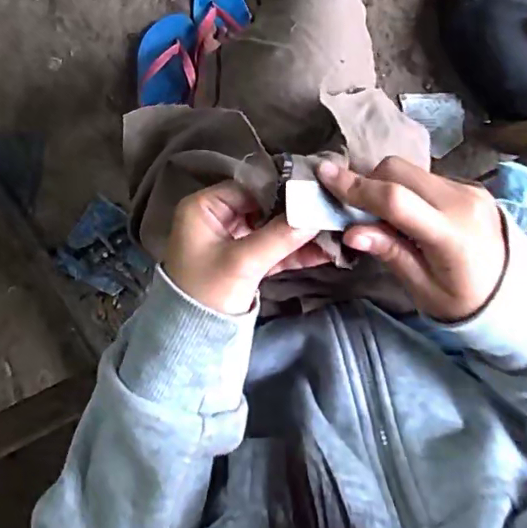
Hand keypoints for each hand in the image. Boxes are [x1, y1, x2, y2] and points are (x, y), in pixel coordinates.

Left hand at [163, 182, 323, 314]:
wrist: (192, 340)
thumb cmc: (207, 292)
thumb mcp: (242, 262)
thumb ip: (278, 237)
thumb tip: (315, 215)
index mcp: (205, 207)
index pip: (250, 187)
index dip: (282, 189)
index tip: (314, 192)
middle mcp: (217, 216)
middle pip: (263, 206)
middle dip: (295, 213)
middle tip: (329, 209)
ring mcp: (230, 239)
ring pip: (270, 228)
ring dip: (298, 233)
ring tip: (334, 230)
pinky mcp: (242, 260)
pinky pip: (270, 248)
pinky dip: (293, 251)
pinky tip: (323, 251)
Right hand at [317, 157, 506, 321]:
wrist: (519, 295)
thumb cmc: (465, 301)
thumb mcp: (424, 289)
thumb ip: (390, 252)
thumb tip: (351, 231)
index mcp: (450, 234)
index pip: (395, 200)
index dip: (357, 187)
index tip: (324, 175)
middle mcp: (461, 201)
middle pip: (399, 171)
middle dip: (369, 182)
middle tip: (358, 210)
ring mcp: (469, 189)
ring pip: (411, 170)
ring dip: (388, 185)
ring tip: (387, 217)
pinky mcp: (471, 185)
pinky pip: (427, 177)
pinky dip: (409, 189)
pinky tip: (412, 215)